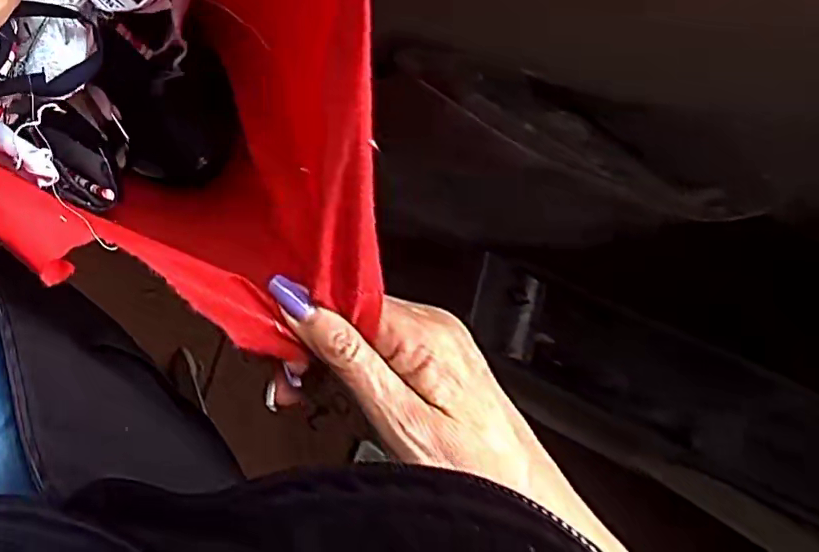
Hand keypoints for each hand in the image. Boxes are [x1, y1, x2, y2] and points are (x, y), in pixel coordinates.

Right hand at [267, 278, 626, 551]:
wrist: (545, 522)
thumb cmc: (487, 485)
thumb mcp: (401, 422)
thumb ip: (346, 355)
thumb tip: (298, 302)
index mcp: (424, 332)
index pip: (340, 295)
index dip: (300, 314)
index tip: (273, 339)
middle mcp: (430, 323)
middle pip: (343, 310)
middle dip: (306, 340)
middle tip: (285, 379)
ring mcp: (433, 338)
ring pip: (353, 325)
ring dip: (320, 355)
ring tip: (302, 389)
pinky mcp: (431, 354)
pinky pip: (372, 341)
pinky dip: (344, 362)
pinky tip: (332, 384)